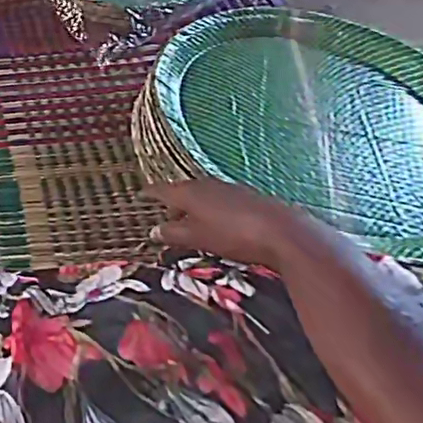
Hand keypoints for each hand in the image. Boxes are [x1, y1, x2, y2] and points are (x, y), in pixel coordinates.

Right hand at [145, 180, 300, 268]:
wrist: (282, 231)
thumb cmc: (233, 234)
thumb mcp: (198, 237)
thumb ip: (174, 233)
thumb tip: (154, 230)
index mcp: (189, 192)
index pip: (162, 190)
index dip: (150, 193)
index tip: (140, 195)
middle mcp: (206, 184)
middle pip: (182, 191)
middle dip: (173, 203)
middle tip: (165, 216)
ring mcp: (227, 188)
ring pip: (202, 194)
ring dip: (193, 206)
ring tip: (190, 222)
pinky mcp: (246, 197)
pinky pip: (218, 199)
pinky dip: (211, 208)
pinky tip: (217, 222)